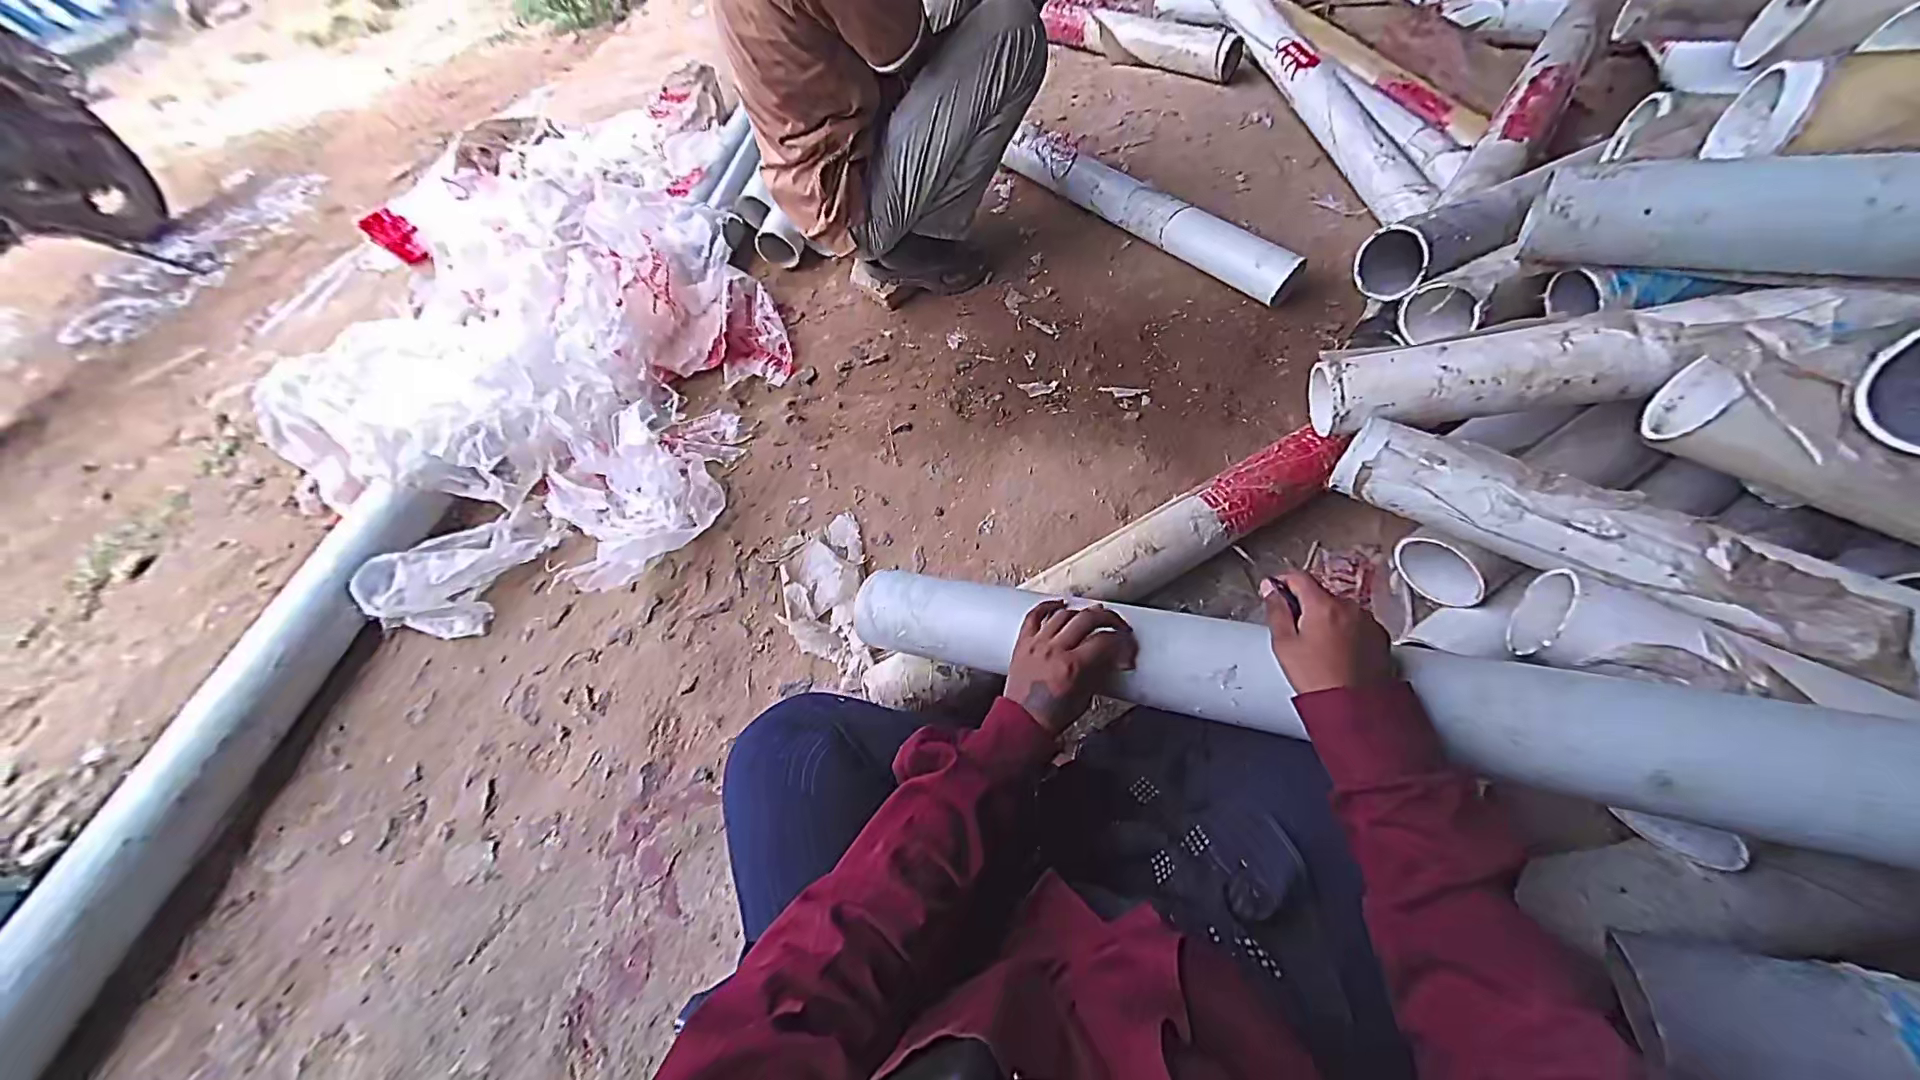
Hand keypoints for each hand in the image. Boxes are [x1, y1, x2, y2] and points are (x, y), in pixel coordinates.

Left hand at [1004, 601, 1137, 734]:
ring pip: (1063, 614)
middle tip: (1117, 625)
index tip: (1127, 646)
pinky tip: (1060, 604)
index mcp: (1073, 666)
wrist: (1022, 722)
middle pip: (1087, 618)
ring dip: (1082, 612)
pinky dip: (1047, 606)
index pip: (1105, 641)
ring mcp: (1037, 644)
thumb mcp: (1086, 696)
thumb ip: (1099, 670)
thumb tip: (1111, 655)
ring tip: (1094, 614)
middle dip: (1109, 618)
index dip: (1122, 642)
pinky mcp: (1023, 643)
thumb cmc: (1052, 715)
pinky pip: (1034, 615)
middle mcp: (1054, 650)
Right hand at [1261, 571, 1395, 694]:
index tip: (1275, 590)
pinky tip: (1335, 651)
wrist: (1355, 707)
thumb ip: (1275, 609)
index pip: (1299, 577)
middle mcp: (1350, 608)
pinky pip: (1355, 623)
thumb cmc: (1318, 679)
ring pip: (1338, 608)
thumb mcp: (1283, 643)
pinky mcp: (1379, 636)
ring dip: (1325, 618)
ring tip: (1317, 646)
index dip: (1282, 581)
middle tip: (1294, 630)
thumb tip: (1271, 589)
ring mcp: (1367, 621)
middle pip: (1319, 593)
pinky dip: (1344, 630)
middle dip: (1304, 605)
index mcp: (1323, 606)